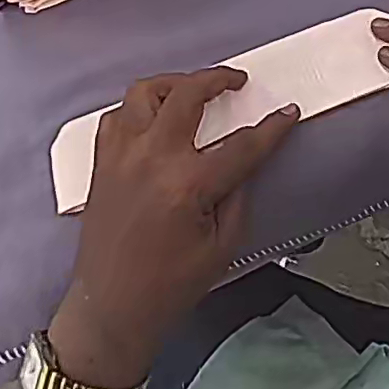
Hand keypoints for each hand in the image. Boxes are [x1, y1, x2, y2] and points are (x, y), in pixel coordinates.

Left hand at [50, 68, 297, 388]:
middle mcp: (151, 159)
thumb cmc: (168, 286)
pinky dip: (138, 109)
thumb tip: (243, 162)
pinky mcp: (101, 163)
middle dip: (218, 79)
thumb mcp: (223, 246)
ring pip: (144, 93)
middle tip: (236, 80)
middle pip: (187, 95)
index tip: (287, 113)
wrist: (109, 309)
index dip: (271, 127)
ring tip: (193, 90)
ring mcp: (121, 156)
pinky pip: (117, 116)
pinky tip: (154, 118)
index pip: (241, 145)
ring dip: (174, 84)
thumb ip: (238, 196)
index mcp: (187, 184)